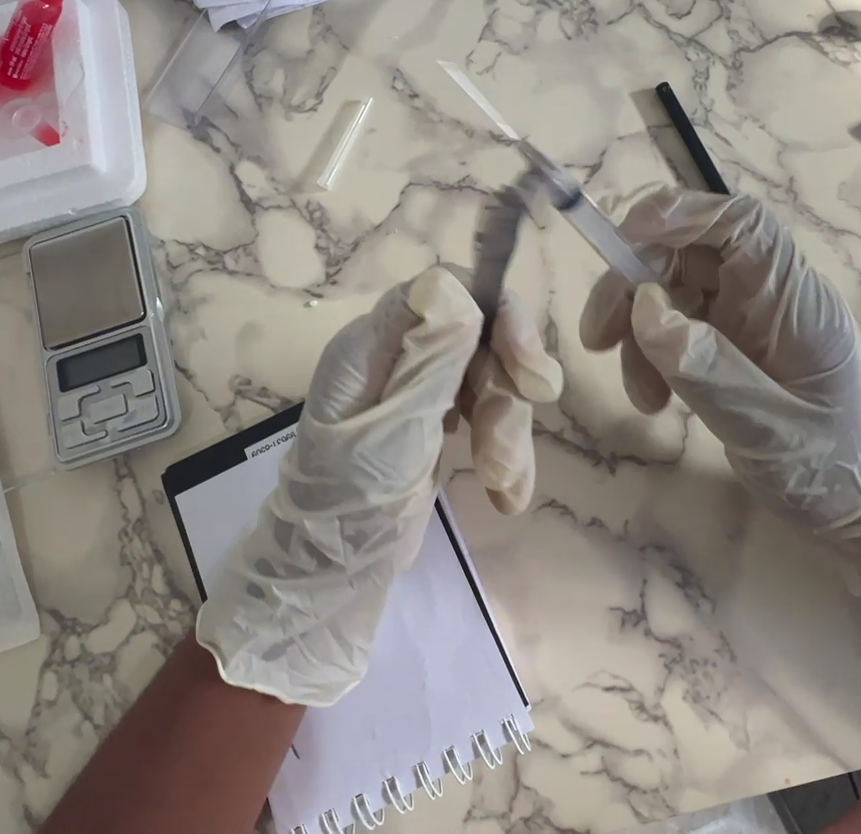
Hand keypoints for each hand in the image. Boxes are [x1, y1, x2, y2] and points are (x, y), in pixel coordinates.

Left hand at [198, 267, 562, 705]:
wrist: (331, 572)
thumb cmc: (349, 504)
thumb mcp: (392, 434)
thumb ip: (427, 362)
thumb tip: (457, 287)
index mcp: (373, 344)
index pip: (447, 289)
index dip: (499, 316)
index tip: (529, 374)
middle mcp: (397, 353)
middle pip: (480, 335)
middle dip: (505, 393)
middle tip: (503, 456)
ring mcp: (419, 386)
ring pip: (493, 377)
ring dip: (509, 431)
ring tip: (502, 487)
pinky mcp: (438, 419)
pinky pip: (490, 414)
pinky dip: (508, 453)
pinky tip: (507, 496)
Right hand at [579, 187, 860, 592]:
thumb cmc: (833, 465)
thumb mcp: (770, 429)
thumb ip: (710, 370)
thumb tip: (645, 311)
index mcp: (792, 300)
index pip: (741, 224)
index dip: (684, 213)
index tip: (626, 235)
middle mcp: (763, 296)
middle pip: (685, 253)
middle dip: (632, 282)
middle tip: (596, 335)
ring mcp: (740, 319)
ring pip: (668, 289)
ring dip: (633, 329)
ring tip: (637, 394)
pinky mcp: (722, 344)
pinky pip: (668, 328)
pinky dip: (646, 357)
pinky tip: (650, 400)